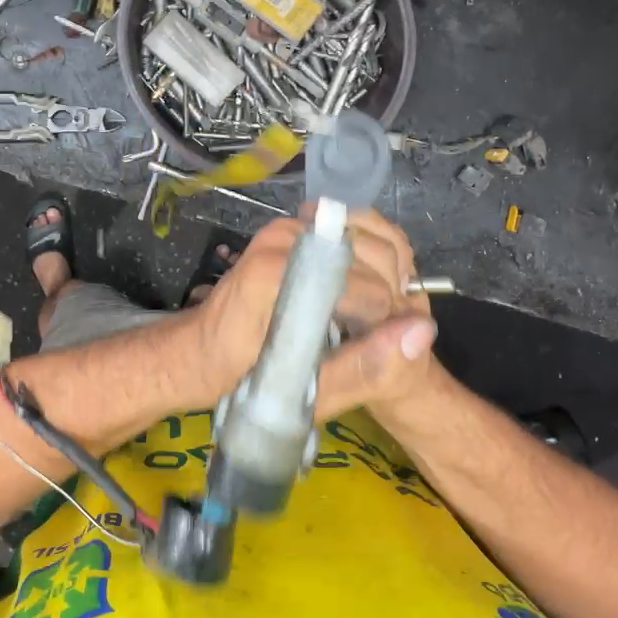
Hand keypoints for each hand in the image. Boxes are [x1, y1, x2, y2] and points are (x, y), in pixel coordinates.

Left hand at [188, 209, 438, 411]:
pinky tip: (361, 297)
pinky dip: (371, 261)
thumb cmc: (237, 374)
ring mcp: (288, 229)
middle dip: (388, 300)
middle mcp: (282, 240)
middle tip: (373, 337)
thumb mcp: (297, 389)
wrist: (197, 350)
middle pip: (374, 259)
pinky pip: (353, 233)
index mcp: (275, 273)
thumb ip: (360, 366)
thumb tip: (421, 334)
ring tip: (368, 321)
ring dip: (386, 279)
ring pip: (369, 240)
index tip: (372, 350)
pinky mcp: (293, 230)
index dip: (383, 325)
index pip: (368, 289)